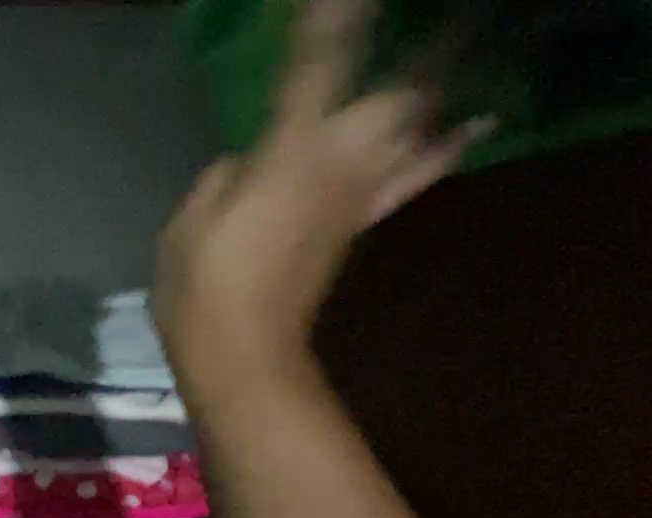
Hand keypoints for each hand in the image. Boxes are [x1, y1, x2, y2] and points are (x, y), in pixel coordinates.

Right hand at [154, 0, 489, 396]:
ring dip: (423, 88)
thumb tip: (243, 163)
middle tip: (367, 33)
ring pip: (411, 123)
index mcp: (286, 155)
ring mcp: (357, 192)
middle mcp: (338, 161)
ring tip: (438, 54)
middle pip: (389, 91)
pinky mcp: (360, 221)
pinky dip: (442, 147)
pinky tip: (467, 125)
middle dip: (393, 58)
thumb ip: (217, 180)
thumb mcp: (183, 229)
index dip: (326, 24)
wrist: (241, 351)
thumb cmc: (200, 290)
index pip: (314, 70)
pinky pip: (414, 174)